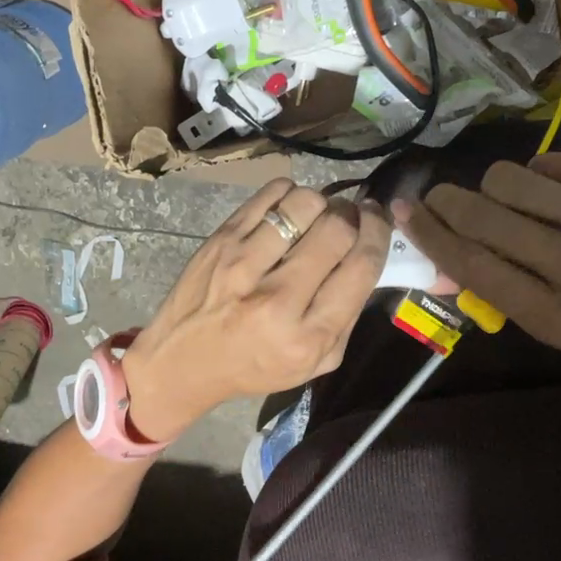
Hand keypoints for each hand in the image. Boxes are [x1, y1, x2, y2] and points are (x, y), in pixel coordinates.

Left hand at [120, 179, 391, 441]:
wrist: (182, 362)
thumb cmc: (255, 366)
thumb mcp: (315, 363)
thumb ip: (348, 316)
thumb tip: (369, 255)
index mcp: (307, 337)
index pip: (361, 267)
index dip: (378, 232)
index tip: (378, 218)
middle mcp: (277, 300)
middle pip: (336, 230)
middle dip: (351, 215)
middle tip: (348, 217)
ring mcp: (243, 266)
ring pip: (303, 204)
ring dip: (320, 202)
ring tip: (314, 215)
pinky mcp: (220, 241)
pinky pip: (270, 194)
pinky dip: (288, 194)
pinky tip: (286, 210)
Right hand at [400, 152, 560, 351]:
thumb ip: (500, 291)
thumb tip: (438, 252)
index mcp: (558, 313)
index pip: (471, 265)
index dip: (428, 234)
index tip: (404, 213)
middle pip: (480, 214)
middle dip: (447, 201)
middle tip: (439, 196)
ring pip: (506, 178)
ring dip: (496, 188)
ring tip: (516, 201)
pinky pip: (547, 162)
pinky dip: (542, 176)